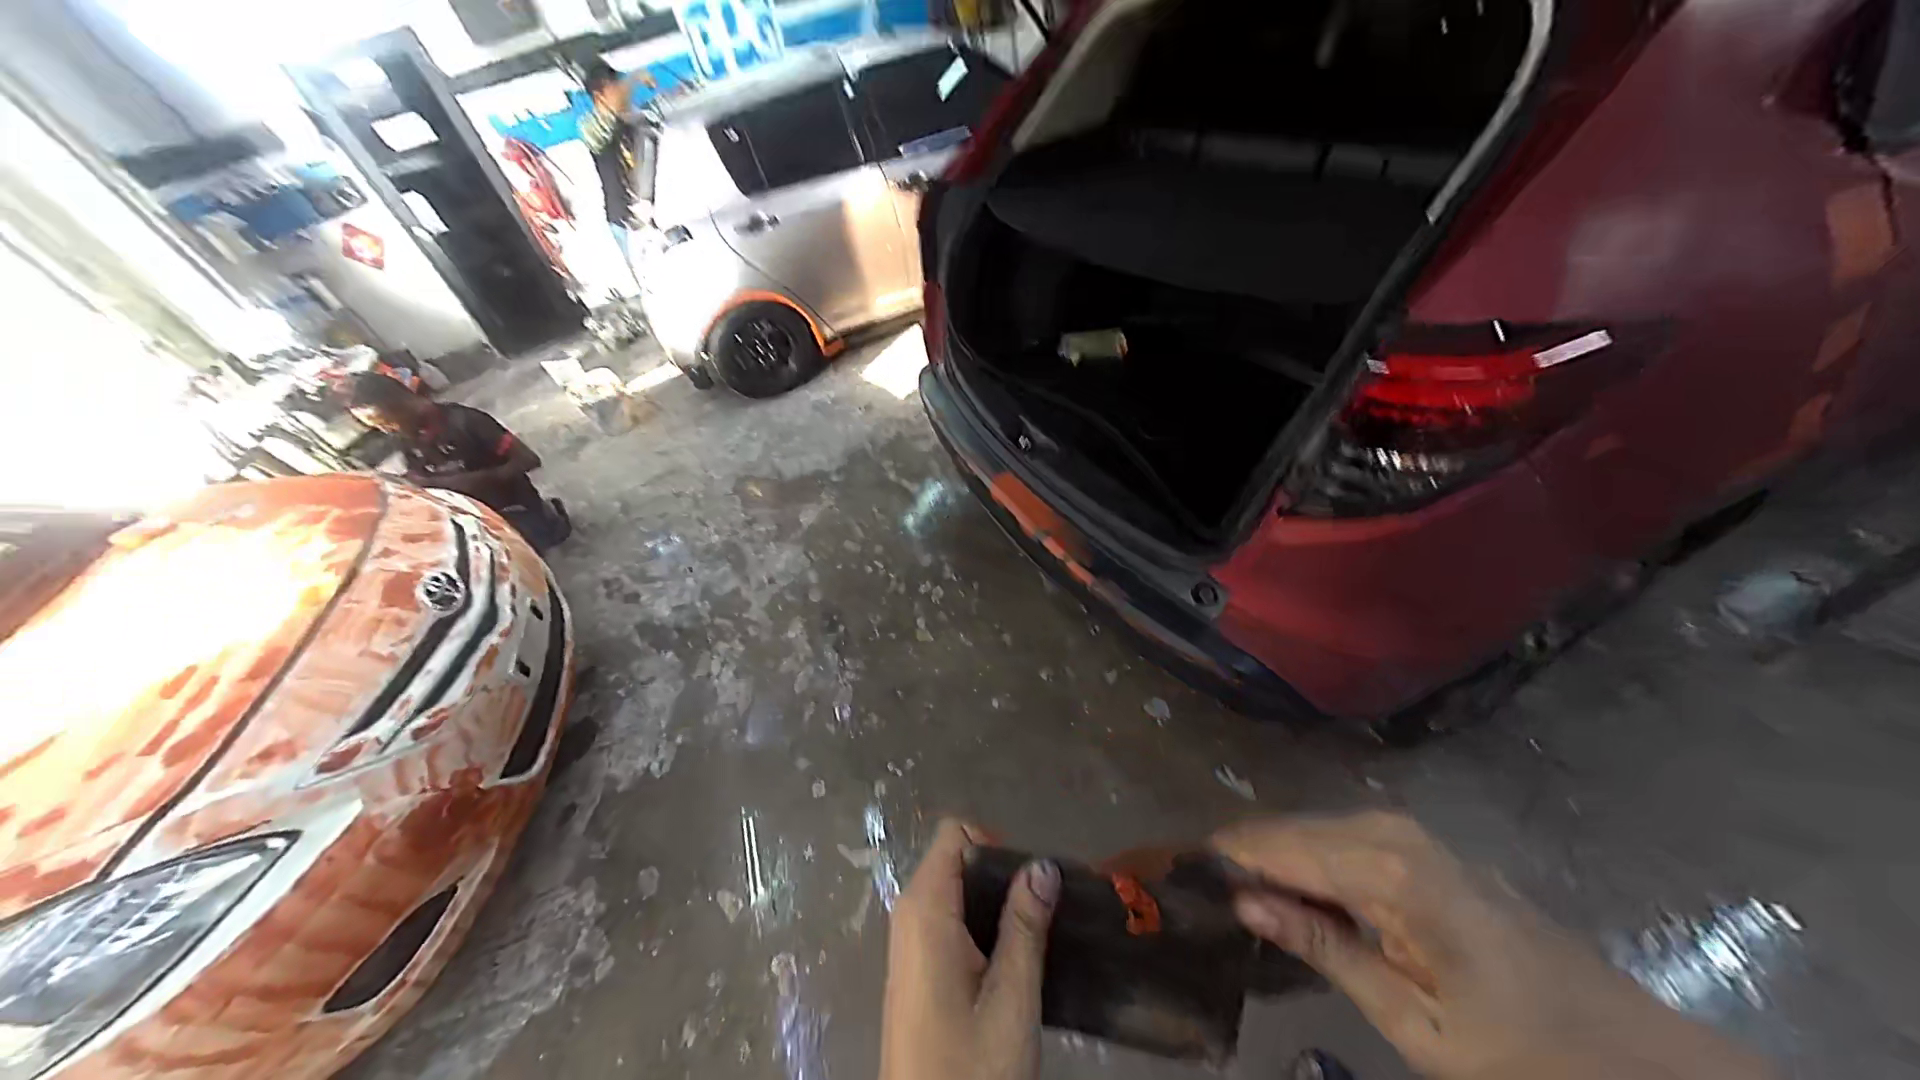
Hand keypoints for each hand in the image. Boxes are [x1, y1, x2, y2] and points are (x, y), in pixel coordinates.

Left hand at [880, 821, 1060, 1079]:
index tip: (1027, 887)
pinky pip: (950, 921)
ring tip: (1032, 937)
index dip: (994, 846)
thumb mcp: (1010, 997)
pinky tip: (1009, 964)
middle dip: (1001, 876)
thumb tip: (1042, 864)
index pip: (955, 834)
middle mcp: (910, 913)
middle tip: (1040, 915)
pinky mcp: (918, 967)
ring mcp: (910, 941)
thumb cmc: (969, 1067)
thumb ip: (1025, 925)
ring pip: (956, 892)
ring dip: (995, 905)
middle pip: (957, 860)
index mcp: (925, 907)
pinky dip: (981, 927)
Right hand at [1215, 813, 1774, 1079]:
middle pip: (1284, 830)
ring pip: (1307, 830)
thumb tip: (1241, 900)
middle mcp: (1387, 829)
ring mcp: (1405, 830)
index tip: (1179, 879)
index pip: (1272, 846)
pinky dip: (1306, 861)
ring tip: (1237, 900)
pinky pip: (1336, 838)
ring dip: (1272, 861)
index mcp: (1384, 867)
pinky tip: (1293, 895)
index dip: (1223, 861)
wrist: (1633, 1055)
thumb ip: (1322, 947)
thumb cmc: (1521, 1052)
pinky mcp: (1416, 842)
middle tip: (1203, 898)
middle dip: (1243, 860)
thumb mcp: (1412, 1020)